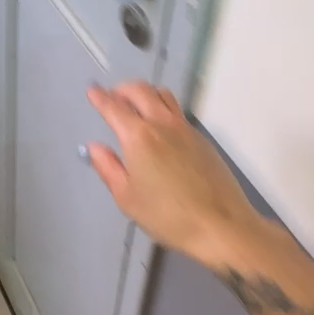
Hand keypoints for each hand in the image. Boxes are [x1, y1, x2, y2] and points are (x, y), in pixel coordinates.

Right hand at [86, 82, 264, 265]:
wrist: (221, 225)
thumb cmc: (167, 216)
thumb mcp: (127, 198)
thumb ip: (108, 168)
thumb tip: (95, 146)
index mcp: (139, 137)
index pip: (114, 107)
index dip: (100, 97)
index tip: (92, 90)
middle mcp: (162, 123)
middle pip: (141, 90)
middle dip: (123, 90)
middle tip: (113, 98)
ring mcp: (185, 128)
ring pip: (163, 95)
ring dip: (146, 93)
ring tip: (137, 107)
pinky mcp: (201, 138)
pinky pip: (177, 111)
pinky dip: (163, 108)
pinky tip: (160, 129)